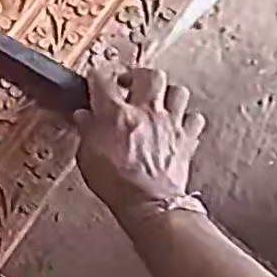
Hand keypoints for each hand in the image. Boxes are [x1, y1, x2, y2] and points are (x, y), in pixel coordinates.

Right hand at [73, 67, 206, 222]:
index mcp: (116, 115)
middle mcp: (146, 112)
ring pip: (177, 91)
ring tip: (155, 100)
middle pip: (149, 76)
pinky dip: (185, 117)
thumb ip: (87, 132)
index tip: (94, 76)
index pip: (103, 82)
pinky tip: (176, 123)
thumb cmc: (114, 182)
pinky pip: (193, 118)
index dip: (97, 76)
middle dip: (137, 75)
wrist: (147, 201)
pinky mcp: (186, 138)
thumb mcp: (87, 156)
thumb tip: (83, 117)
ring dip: (165, 92)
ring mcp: (170, 123)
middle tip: (128, 82)